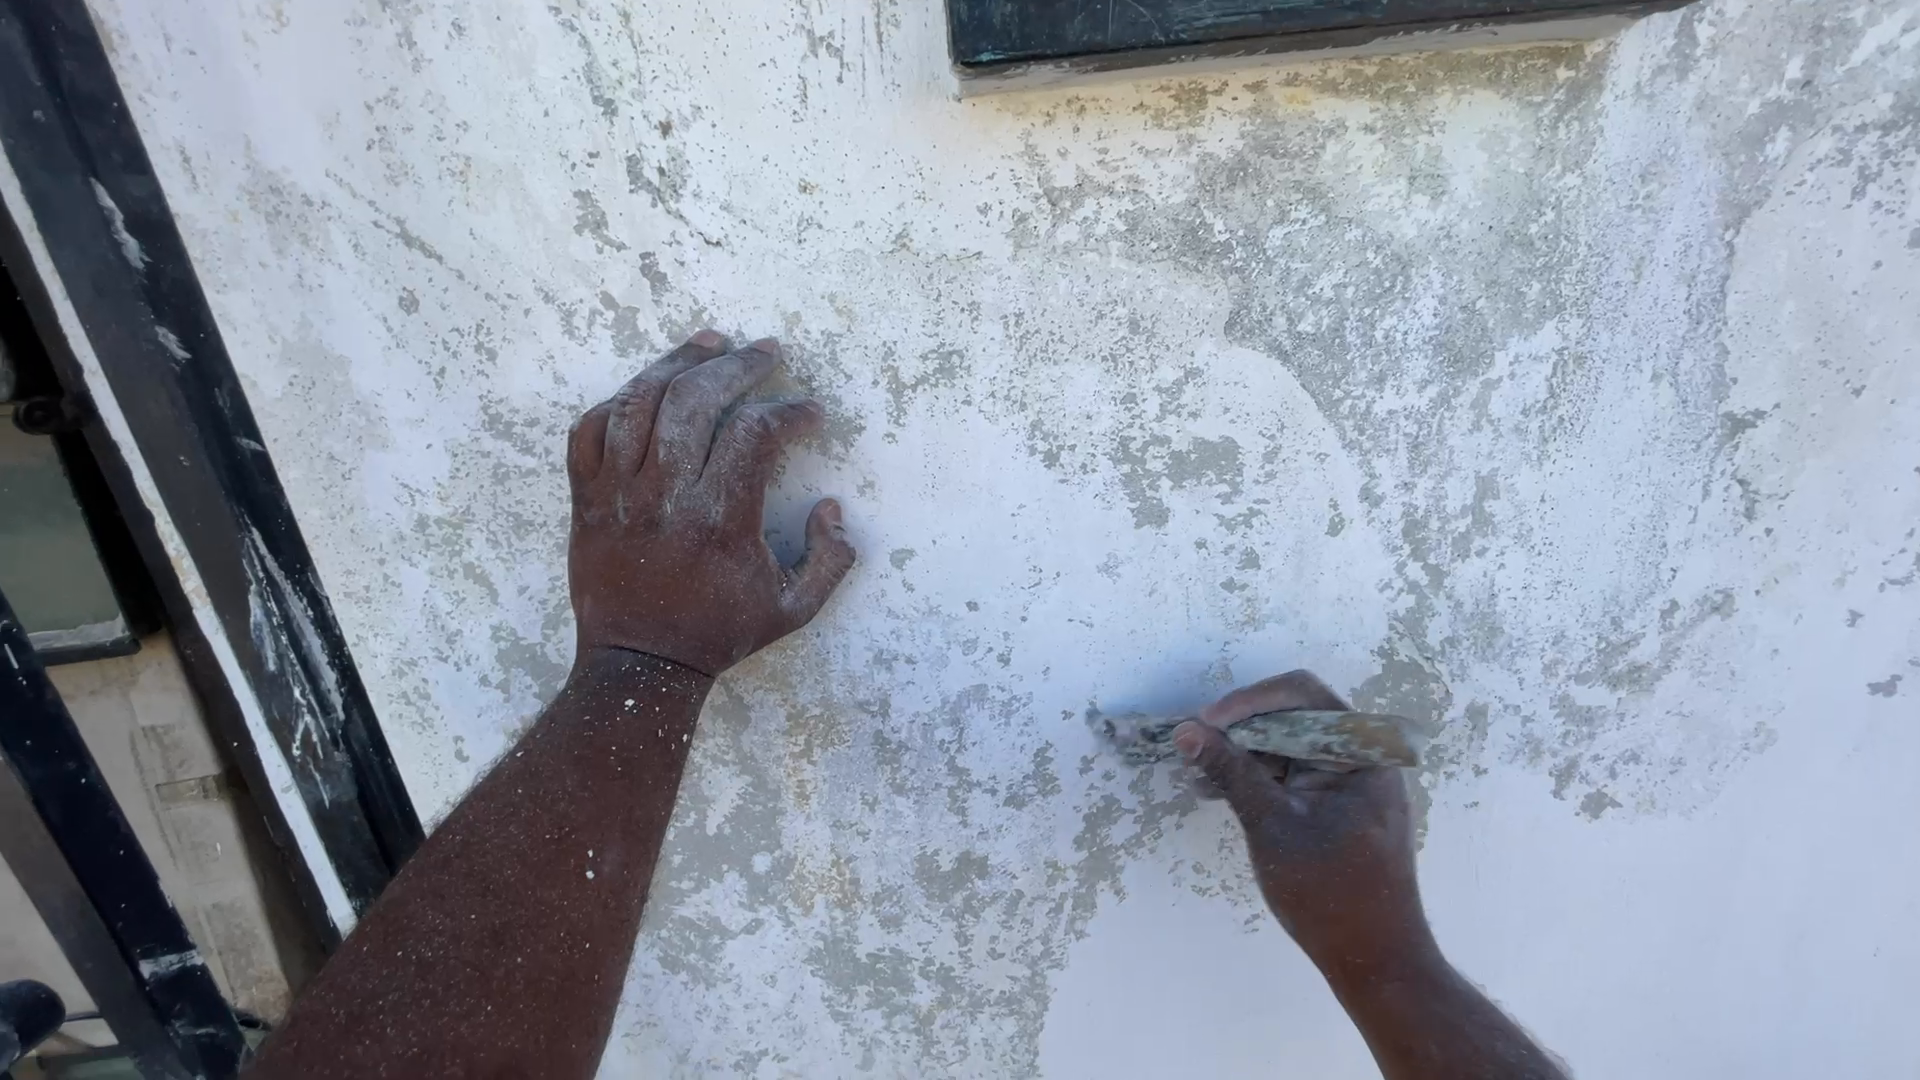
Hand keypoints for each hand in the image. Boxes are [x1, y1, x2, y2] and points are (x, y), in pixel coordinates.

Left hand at [565, 331, 856, 676]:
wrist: (639, 665)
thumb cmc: (719, 633)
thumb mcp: (795, 611)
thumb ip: (830, 561)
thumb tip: (832, 508)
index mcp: (722, 522)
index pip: (755, 437)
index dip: (790, 413)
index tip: (811, 412)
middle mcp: (668, 498)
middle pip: (697, 403)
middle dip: (739, 367)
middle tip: (768, 351)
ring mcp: (620, 495)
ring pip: (641, 403)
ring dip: (678, 362)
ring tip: (711, 341)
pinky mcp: (587, 499)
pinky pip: (589, 429)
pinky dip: (620, 399)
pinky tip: (650, 386)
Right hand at [1174, 671, 1433, 974]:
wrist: (1376, 965)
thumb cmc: (1329, 892)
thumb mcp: (1270, 824)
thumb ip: (1228, 770)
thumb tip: (1186, 731)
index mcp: (1361, 753)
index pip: (1301, 694)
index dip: (1248, 701)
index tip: (1206, 723)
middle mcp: (1360, 758)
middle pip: (1291, 717)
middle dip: (1239, 729)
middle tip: (1196, 747)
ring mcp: (1348, 782)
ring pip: (1286, 744)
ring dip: (1241, 755)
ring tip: (1199, 777)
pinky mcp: (1335, 804)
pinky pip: (1290, 772)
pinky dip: (1256, 777)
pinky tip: (1219, 792)